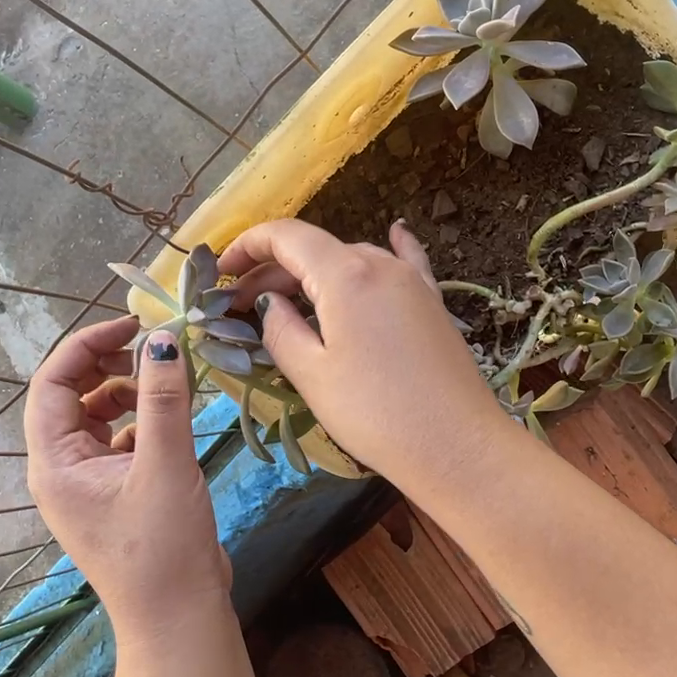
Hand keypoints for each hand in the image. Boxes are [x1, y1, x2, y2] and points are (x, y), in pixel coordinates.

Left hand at [24, 316, 231, 640]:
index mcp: (55, 463)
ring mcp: (88, 484)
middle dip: (109, 366)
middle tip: (154, 348)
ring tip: (167, 385)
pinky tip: (170, 422)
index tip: (133, 324)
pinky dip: (141, 422)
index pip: (54, 383)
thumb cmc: (161, 546)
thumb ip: (163, 399)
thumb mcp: (164, 465)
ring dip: (128, 393)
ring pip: (98, 418)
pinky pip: (119, 442)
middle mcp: (62, 470)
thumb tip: (163, 339)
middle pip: (72, 397)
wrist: (178, 616)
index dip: (88, 345)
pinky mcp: (115, 494)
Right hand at [218, 219, 518, 485]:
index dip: (246, 247)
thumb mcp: (312, 374)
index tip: (219, 274)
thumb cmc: (376, 413)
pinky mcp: (433, 305)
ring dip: (314, 275)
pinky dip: (389, 248)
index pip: (286, 237)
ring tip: (286, 301)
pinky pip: (405, 263)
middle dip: (272, 272)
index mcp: (346, 274)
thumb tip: (269, 301)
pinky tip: (395, 230)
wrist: (457, 446)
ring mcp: (413, 283)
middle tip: (239, 307)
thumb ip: (280, 328)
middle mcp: (381, 264)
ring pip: (352, 261)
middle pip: (316, 251)